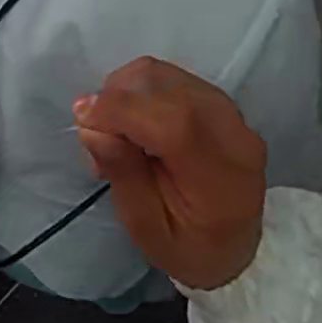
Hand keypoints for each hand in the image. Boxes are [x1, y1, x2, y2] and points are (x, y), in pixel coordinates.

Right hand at [73, 58, 266, 290]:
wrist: (239, 247)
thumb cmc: (191, 248)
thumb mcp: (149, 230)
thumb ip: (125, 177)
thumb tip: (92, 129)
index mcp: (220, 175)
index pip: (172, 122)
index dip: (121, 110)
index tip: (82, 118)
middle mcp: (232, 130)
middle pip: (165, 88)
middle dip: (116, 99)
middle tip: (96, 133)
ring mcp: (228, 109)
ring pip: (164, 74)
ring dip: (125, 90)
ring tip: (114, 128)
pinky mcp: (218, 99)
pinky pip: (170, 76)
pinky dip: (140, 88)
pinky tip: (133, 117)